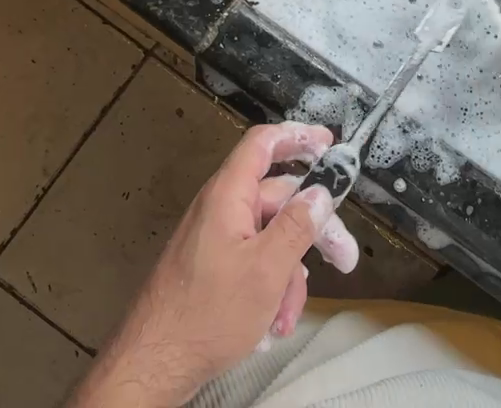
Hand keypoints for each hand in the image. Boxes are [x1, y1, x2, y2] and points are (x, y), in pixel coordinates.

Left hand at [68, 123, 358, 407]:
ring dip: (289, 274)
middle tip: (344, 257)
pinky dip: (269, 288)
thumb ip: (297, 226)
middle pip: (278, 199)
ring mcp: (216, 238)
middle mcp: (221, 208)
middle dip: (312, 231)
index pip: (263, 144)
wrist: (155, 363)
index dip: (297, 137)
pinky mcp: (214, 266)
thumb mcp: (266, 270)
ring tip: (287, 314)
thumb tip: (321, 191)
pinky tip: (271, 323)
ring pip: (270, 238)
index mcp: (228, 194)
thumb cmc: (208, 313)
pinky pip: (254, 262)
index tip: (329, 143)